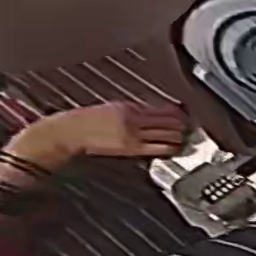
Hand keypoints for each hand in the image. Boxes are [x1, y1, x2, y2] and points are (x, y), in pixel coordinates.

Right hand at [3, 102, 188, 171]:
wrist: (65, 132)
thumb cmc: (82, 121)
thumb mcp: (108, 109)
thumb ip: (130, 111)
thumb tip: (151, 114)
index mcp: (125, 107)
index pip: (161, 109)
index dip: (177, 113)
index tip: (185, 115)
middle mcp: (132, 119)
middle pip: (169, 122)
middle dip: (183, 126)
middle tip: (190, 129)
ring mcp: (134, 134)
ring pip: (169, 135)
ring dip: (181, 137)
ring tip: (186, 138)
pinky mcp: (133, 148)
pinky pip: (161, 148)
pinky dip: (173, 147)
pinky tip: (177, 148)